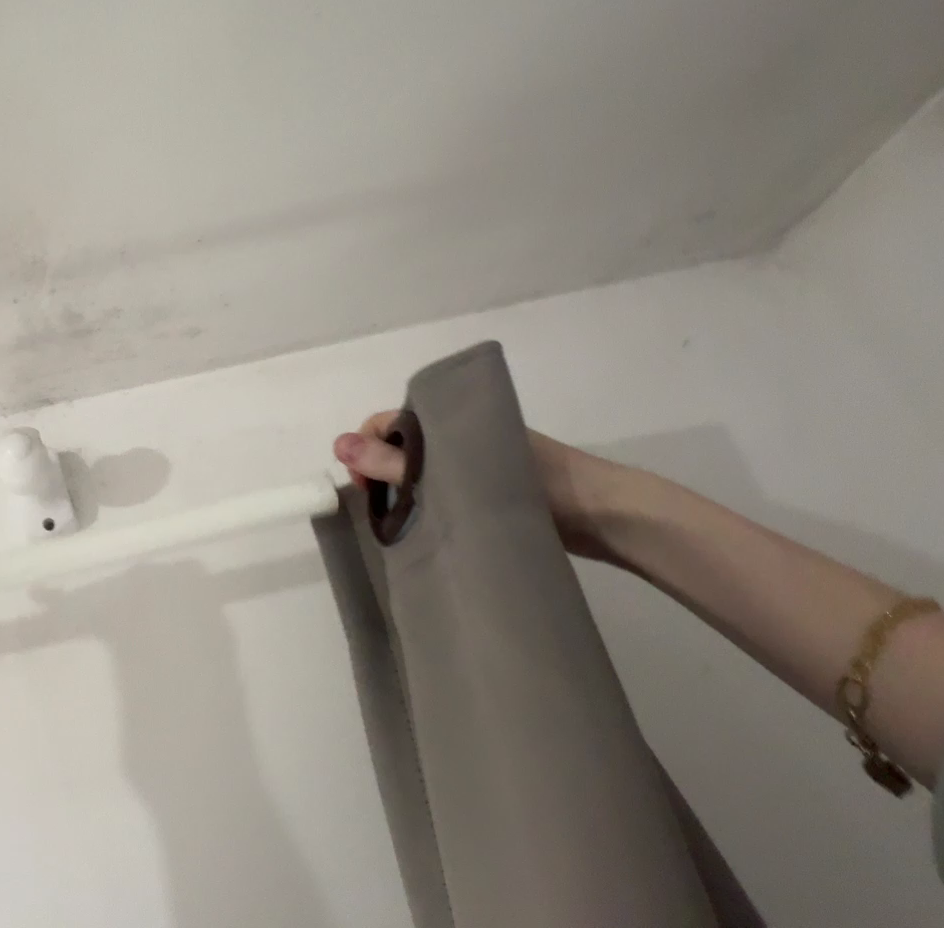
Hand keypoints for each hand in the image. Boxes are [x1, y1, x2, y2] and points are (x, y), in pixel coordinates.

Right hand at [332, 413, 634, 566]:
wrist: (604, 516)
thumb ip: (394, 462)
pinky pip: (441, 488)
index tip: (366, 487)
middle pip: (399, 446)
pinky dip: (426, 503)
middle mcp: (456, 434)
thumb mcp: (453, 473)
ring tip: (403, 523)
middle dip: (381, 473)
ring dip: (403, 491)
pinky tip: (426, 527)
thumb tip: (338, 445)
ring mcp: (473, 462)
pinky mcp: (487, 487)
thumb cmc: (534, 486)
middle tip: (385, 511)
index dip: (365, 450)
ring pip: (419, 470)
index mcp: (447, 417)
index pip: (385, 424)